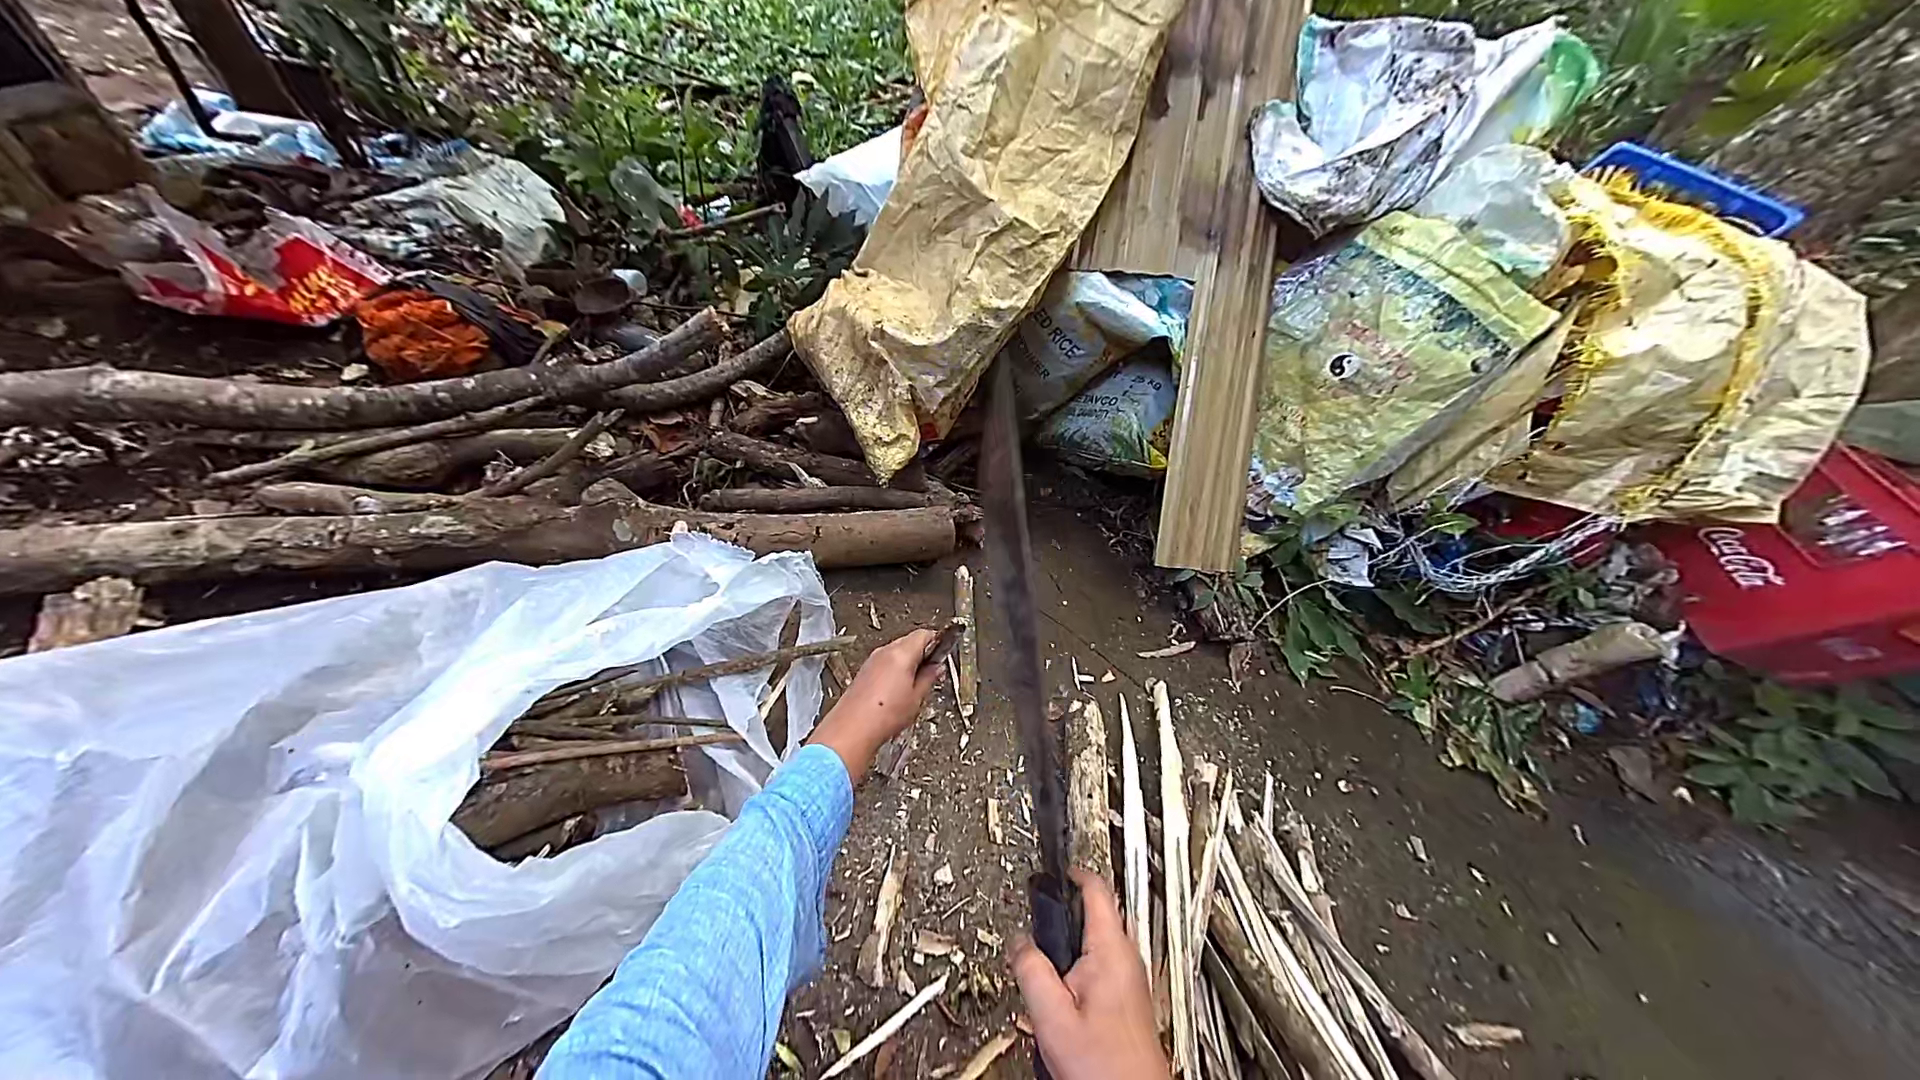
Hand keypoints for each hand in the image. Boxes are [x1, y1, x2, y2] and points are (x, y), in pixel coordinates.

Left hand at [807, 628, 940, 782]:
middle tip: (931, 672)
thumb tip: (936, 667)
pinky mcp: (864, 671)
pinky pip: (884, 662)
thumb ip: (929, 677)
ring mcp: (872, 660)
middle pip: (909, 641)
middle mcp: (885, 652)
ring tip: (914, 686)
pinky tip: (896, 691)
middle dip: (923, 653)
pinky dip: (894, 670)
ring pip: (896, 652)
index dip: (937, 642)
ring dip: (908, 662)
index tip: (943, 654)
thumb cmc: (883, 715)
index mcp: (901, 653)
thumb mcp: (917, 698)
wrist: (851, 730)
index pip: (924, 634)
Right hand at [1011, 868, 1168, 1079]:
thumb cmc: (1105, 1069)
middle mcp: (1127, 958)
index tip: (1056, 871)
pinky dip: (1081, 966)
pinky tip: (1065, 995)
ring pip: (1098, 941)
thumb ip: (1031, 968)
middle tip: (1043, 923)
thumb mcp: (1051, 1015)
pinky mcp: (1130, 998)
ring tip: (1049, 966)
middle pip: (1097, 913)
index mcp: (1110, 950)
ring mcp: (1131, 978)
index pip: (1096, 888)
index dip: (1073, 873)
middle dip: (1067, 915)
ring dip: (1073, 944)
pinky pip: (1103, 964)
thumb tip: (1019, 941)